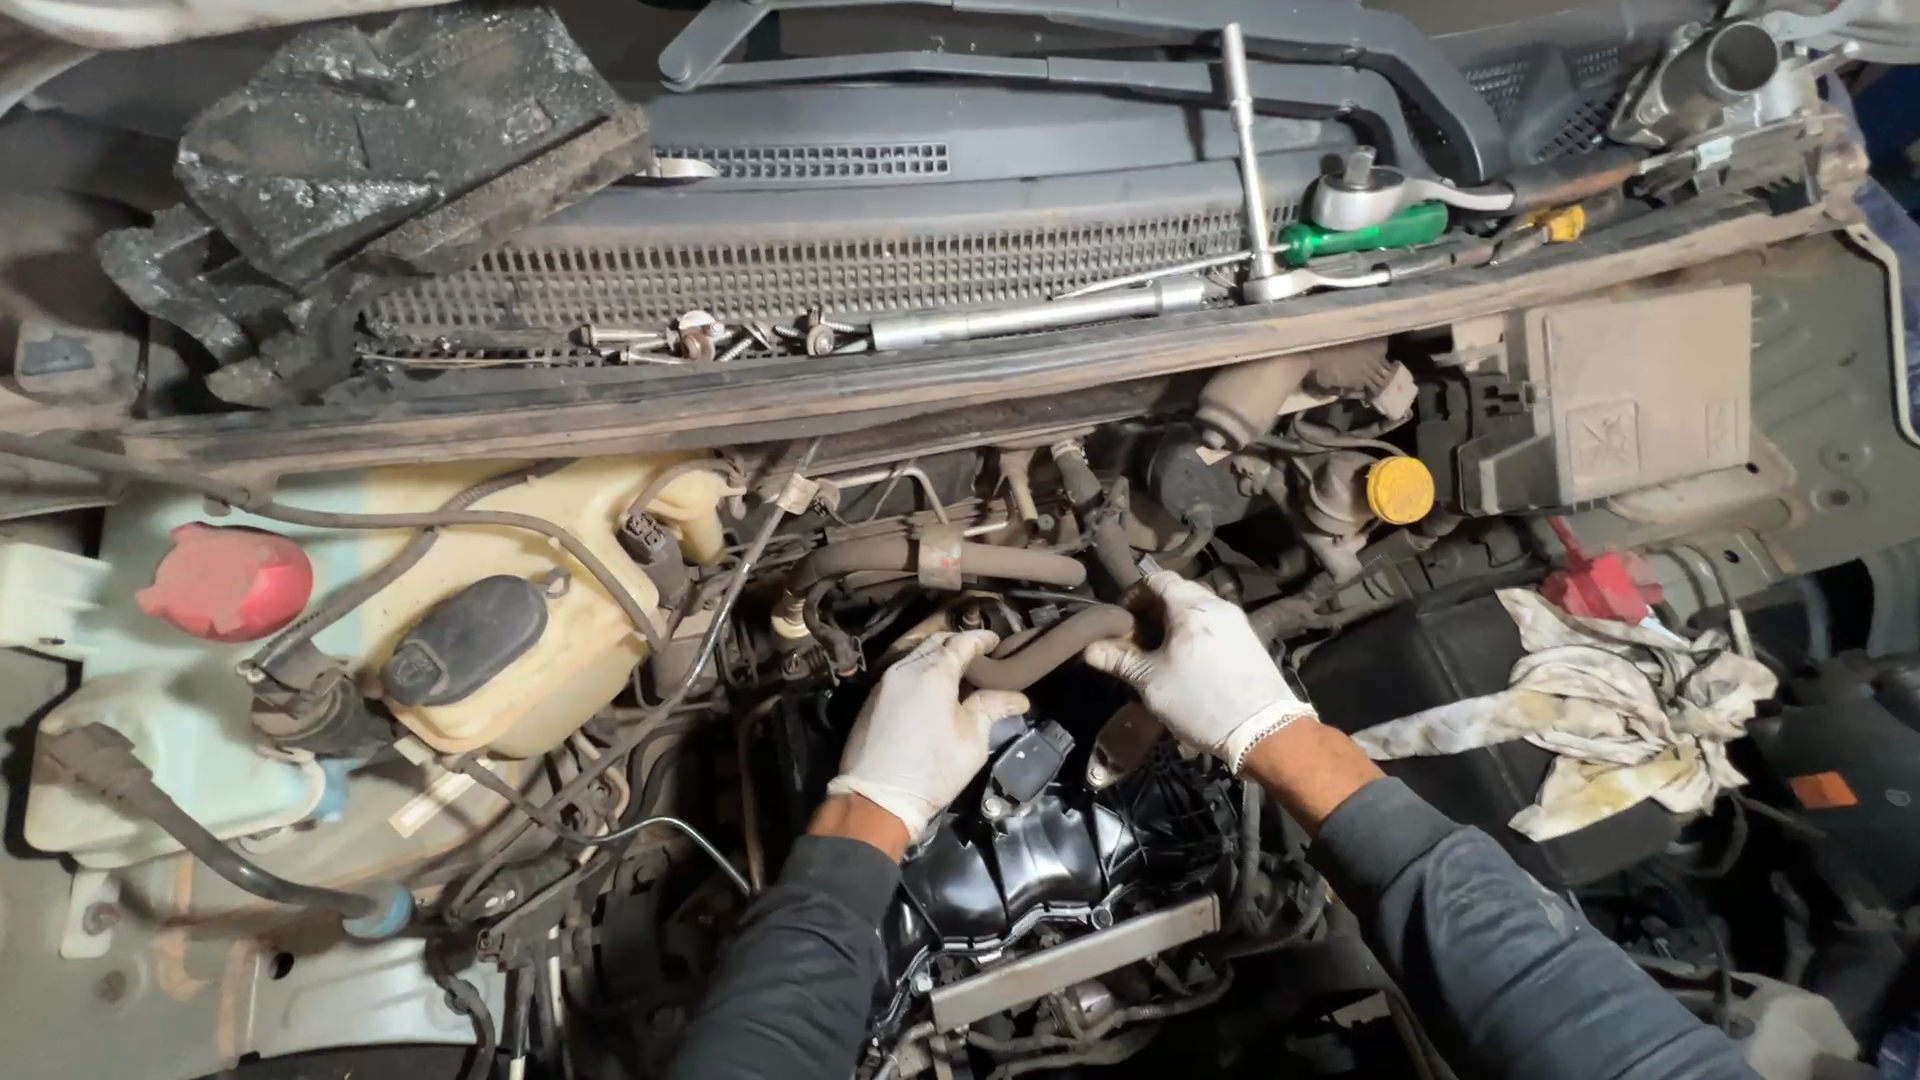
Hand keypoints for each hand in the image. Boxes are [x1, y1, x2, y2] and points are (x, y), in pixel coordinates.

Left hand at [825, 630, 1029, 839]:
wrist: (876, 798)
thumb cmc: (932, 769)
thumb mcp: (972, 740)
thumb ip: (992, 708)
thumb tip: (1018, 698)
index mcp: (934, 673)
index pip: (962, 642)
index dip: (981, 639)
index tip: (996, 642)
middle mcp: (906, 668)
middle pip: (936, 642)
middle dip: (958, 644)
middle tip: (979, 656)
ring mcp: (885, 682)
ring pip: (915, 655)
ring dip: (937, 657)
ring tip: (957, 671)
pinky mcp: (872, 698)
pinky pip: (901, 671)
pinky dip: (920, 671)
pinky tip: (931, 688)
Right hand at [1083, 571, 1317, 773]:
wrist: (1265, 732)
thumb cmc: (1201, 702)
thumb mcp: (1151, 682)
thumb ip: (1119, 660)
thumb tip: (1088, 650)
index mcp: (1191, 607)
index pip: (1157, 578)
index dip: (1134, 593)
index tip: (1123, 618)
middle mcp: (1217, 605)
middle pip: (1179, 590)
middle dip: (1154, 608)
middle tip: (1138, 635)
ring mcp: (1238, 622)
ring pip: (1198, 607)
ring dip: (1176, 620)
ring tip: (1162, 650)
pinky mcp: (1250, 640)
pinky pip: (1215, 622)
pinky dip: (1196, 630)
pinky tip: (1189, 660)